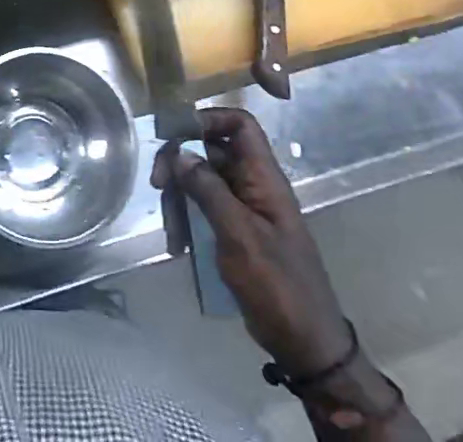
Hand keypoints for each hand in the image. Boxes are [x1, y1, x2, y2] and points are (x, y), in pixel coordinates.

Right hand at [152, 107, 352, 376]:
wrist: (304, 342)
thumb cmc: (277, 285)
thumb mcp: (239, 235)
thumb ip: (208, 189)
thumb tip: (179, 152)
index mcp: (264, 178)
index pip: (240, 125)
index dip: (208, 119)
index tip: (174, 134)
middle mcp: (252, 185)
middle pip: (210, 151)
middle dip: (180, 165)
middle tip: (158, 185)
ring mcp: (242, 208)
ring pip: (200, 181)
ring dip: (179, 200)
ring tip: (173, 234)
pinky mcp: (233, 230)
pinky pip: (202, 209)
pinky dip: (186, 222)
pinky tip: (179, 247)